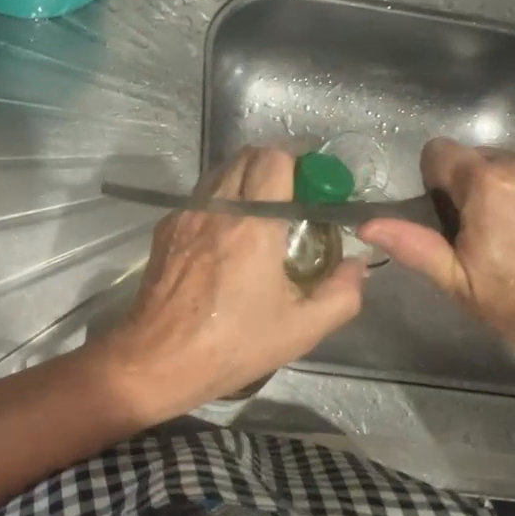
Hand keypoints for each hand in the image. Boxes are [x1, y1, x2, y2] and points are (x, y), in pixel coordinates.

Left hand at [98, 146, 364, 418]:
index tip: (315, 187)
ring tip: (263, 214)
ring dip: (246, 180)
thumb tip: (356, 264)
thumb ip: (341, 294)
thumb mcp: (300, 329)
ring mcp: (186, 215)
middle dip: (275, 165)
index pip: (275, 159)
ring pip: (220, 173)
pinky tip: (229, 235)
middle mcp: (217, 208)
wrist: (157, 359)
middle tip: (294, 197)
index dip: (299, 163)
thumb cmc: (232, 345)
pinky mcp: (166, 228)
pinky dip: (221, 200)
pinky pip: (200, 197)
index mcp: (253, 225)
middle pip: (246, 156)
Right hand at [357, 139, 514, 368]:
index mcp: (486, 184)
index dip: (435, 181)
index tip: (449, 215)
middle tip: (489, 234)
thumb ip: (412, 245)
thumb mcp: (460, 283)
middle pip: (480, 158)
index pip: (439, 152)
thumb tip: (365, 226)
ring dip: (512, 188)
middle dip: (475, 187)